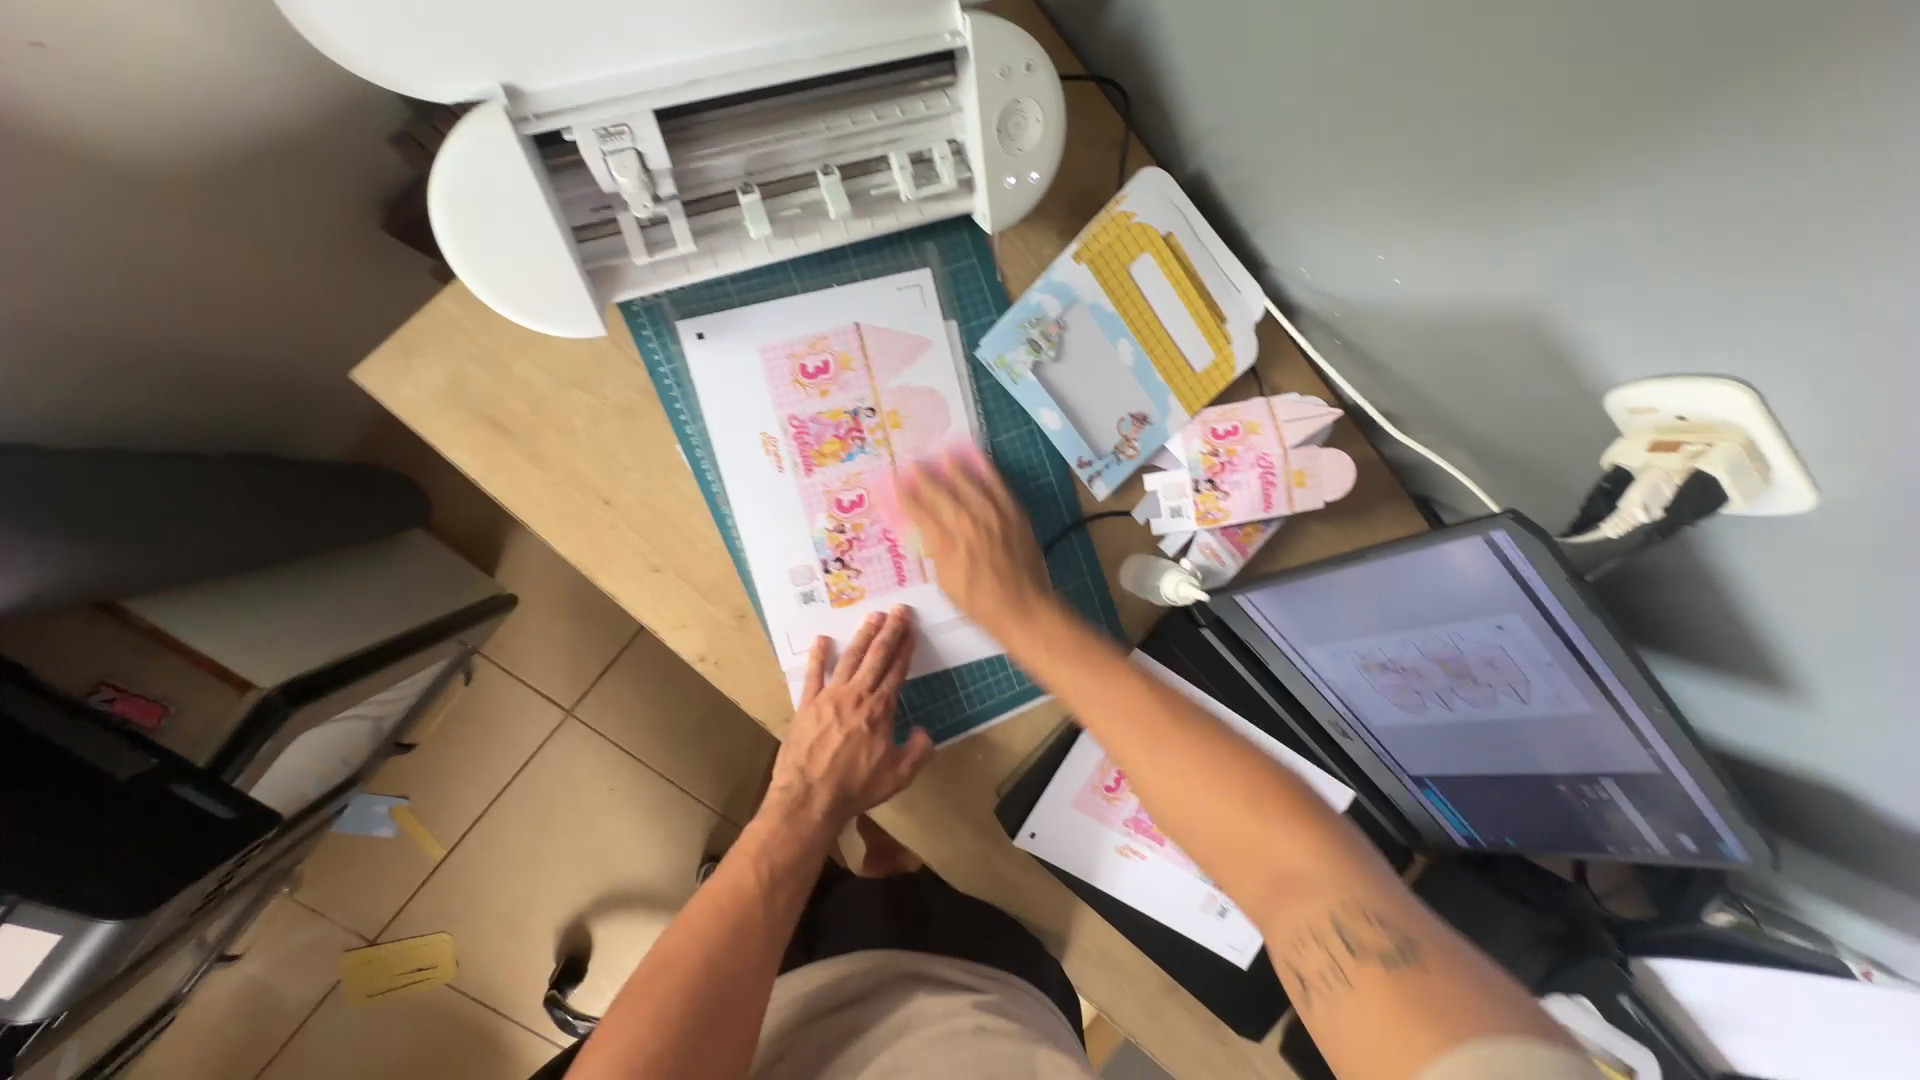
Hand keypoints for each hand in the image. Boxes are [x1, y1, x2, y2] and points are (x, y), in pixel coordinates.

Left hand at [763, 607, 934, 837]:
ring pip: (849, 659)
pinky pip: (813, 675)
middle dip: (890, 631)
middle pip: (876, 657)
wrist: (810, 798)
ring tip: (873, 616)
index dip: (906, 648)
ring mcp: (829, 697)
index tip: (912, 629)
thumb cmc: (856, 788)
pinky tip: (822, 639)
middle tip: (899, 609)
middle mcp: (856, 696)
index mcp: (880, 710)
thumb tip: (925, 731)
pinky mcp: (806, 705)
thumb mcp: (899, 776)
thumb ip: (918, 751)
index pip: (897, 671)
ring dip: (862, 636)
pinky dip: (818, 656)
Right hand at [900, 451, 1055, 634]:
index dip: (905, 495)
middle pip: (941, 493)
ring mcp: (993, 516)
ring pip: (970, 484)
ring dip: (954, 468)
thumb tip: (929, 535)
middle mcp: (967, 524)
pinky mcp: (1014, 514)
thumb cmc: (980, 603)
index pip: (920, 512)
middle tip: (913, 463)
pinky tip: (980, 461)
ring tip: (943, 454)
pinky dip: (988, 472)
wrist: (1023, 607)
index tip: (895, 481)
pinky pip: (999, 487)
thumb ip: (936, 555)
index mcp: (946, 543)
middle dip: (924, 477)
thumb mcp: (946, 582)